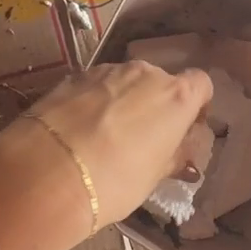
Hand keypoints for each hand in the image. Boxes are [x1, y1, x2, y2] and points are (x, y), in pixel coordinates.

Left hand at [14, 60, 213, 226]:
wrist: (50, 169)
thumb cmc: (115, 180)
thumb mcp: (155, 176)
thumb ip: (173, 155)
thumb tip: (180, 150)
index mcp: (175, 96)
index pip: (200, 84)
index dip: (196, 105)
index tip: (185, 128)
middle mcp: (144, 73)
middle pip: (160, 82)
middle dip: (156, 104)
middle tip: (144, 139)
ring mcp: (106, 69)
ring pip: (126, 81)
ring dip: (124, 100)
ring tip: (107, 135)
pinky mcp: (74, 74)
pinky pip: (96, 84)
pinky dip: (95, 100)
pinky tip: (82, 128)